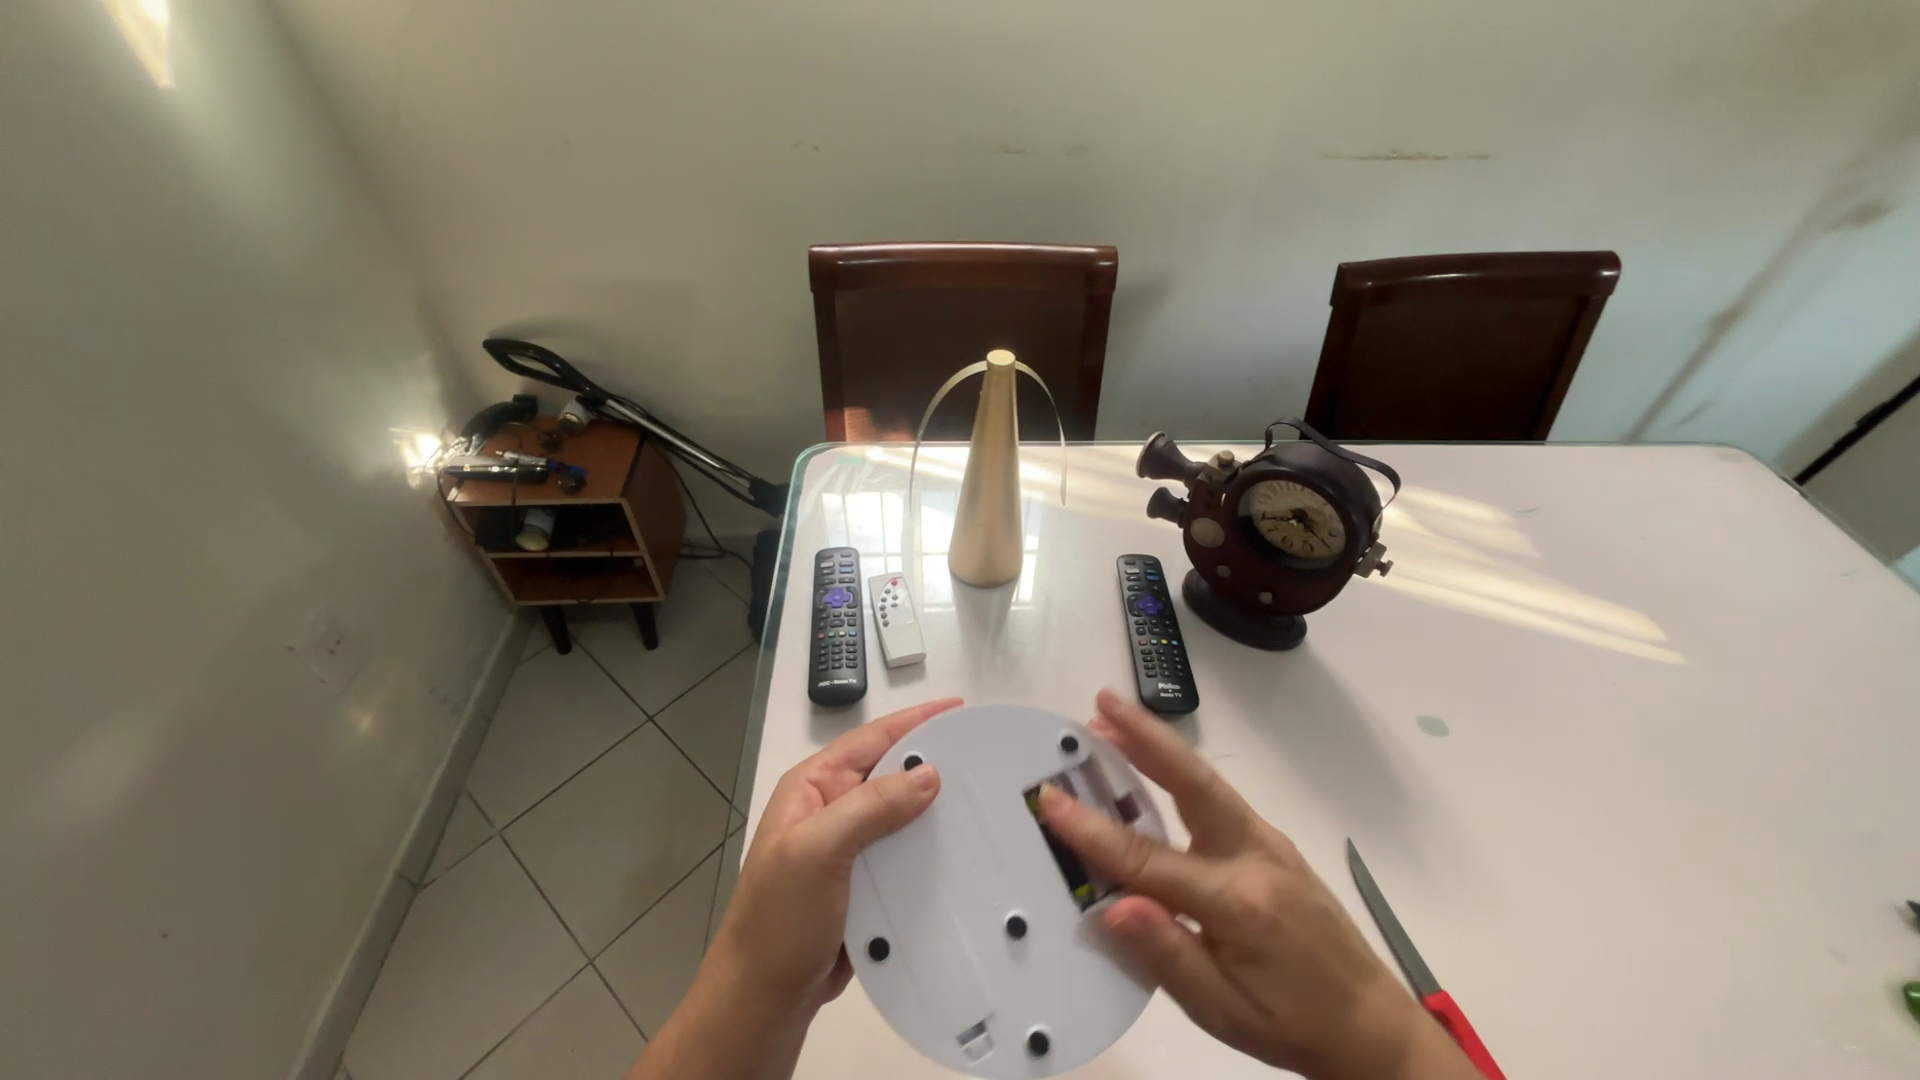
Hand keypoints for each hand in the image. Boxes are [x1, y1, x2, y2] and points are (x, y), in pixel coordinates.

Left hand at [706, 698, 960, 1016]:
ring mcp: (849, 846)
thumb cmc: (780, 920)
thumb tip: (930, 774)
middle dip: (932, 761)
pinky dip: (931, 847)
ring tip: (982, 799)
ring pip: (902, 813)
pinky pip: (905, 852)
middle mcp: (832, 808)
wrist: (763, 998)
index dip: (915, 722)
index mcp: (813, 788)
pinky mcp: (866, 881)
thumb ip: (871, 808)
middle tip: (983, 756)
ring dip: (935, 807)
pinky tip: (961, 849)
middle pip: (891, 773)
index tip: (959, 709)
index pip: (871, 740)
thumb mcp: (818, 852)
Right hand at [1037, 690, 1477, 1079]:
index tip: (1051, 800)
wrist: (1371, 1025)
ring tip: (1111, 719)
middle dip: (1146, 737)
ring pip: (1205, 781)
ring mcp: (1267, 842)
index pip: (1150, 861)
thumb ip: (1167, 955)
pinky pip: (1216, 797)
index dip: (1095, 831)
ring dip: (1157, 746)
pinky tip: (1152, 765)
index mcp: (1239, 903)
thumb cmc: (1290, 1022)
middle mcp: (1254, 856)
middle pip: (1193, 783)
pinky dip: (1178, 770)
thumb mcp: (1222, 1010)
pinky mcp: (1270, 842)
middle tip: (1102, 701)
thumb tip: (1113, 906)